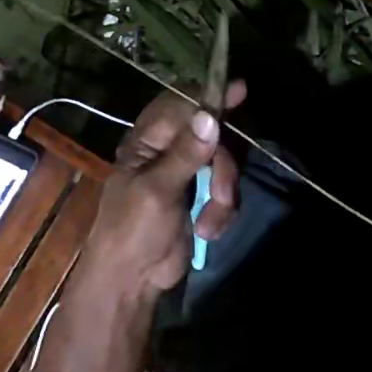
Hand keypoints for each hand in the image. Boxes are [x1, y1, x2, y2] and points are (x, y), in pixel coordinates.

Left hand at [79, 82, 245, 299]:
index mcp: (146, 142)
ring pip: (223, 164)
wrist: (132, 281)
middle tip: (222, 194)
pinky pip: (225, 190)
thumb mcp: (158, 191)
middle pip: (211, 136)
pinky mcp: (199, 197)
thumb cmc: (132, 231)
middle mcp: (166, 151)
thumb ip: (186, 153)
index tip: (240, 90)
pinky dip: (222, 211)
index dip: (208, 97)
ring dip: (223, 195)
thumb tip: (210, 116)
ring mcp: (185, 174)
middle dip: (221, 167)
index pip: (180, 106)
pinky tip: (210, 230)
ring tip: (211, 222)